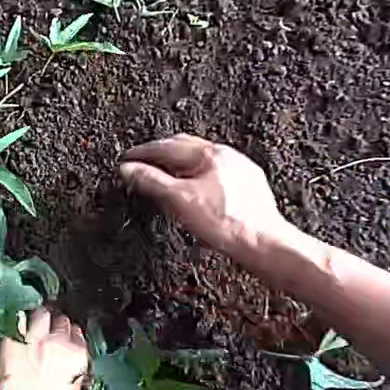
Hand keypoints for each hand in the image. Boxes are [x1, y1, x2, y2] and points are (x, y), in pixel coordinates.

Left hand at [0, 307, 87, 389]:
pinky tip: (17, 328)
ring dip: (40, 318)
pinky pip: (17, 321)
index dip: (70, 337)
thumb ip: (73, 376)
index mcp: (77, 357)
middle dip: (56, 325)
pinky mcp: (10, 339)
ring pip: (41, 313)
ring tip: (35, 324)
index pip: (78, 334)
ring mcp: (33, 338)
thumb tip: (69, 370)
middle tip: (50, 331)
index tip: (65, 341)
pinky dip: (19, 323)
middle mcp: (57, 342)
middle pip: (61, 320)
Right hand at [118, 134, 308, 263]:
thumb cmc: (226, 223)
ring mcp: (239, 169)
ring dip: (178, 164)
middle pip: (184, 147)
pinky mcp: (247, 184)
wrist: (263, 242)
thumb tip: (128, 169)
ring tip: (164, 176)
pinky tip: (193, 190)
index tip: (126, 160)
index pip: (165, 146)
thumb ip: (150, 181)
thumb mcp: (178, 200)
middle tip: (142, 165)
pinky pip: (215, 173)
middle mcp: (226, 155)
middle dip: (159, 154)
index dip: (141, 153)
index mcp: (209, 154)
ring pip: (200, 160)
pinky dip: (196, 176)